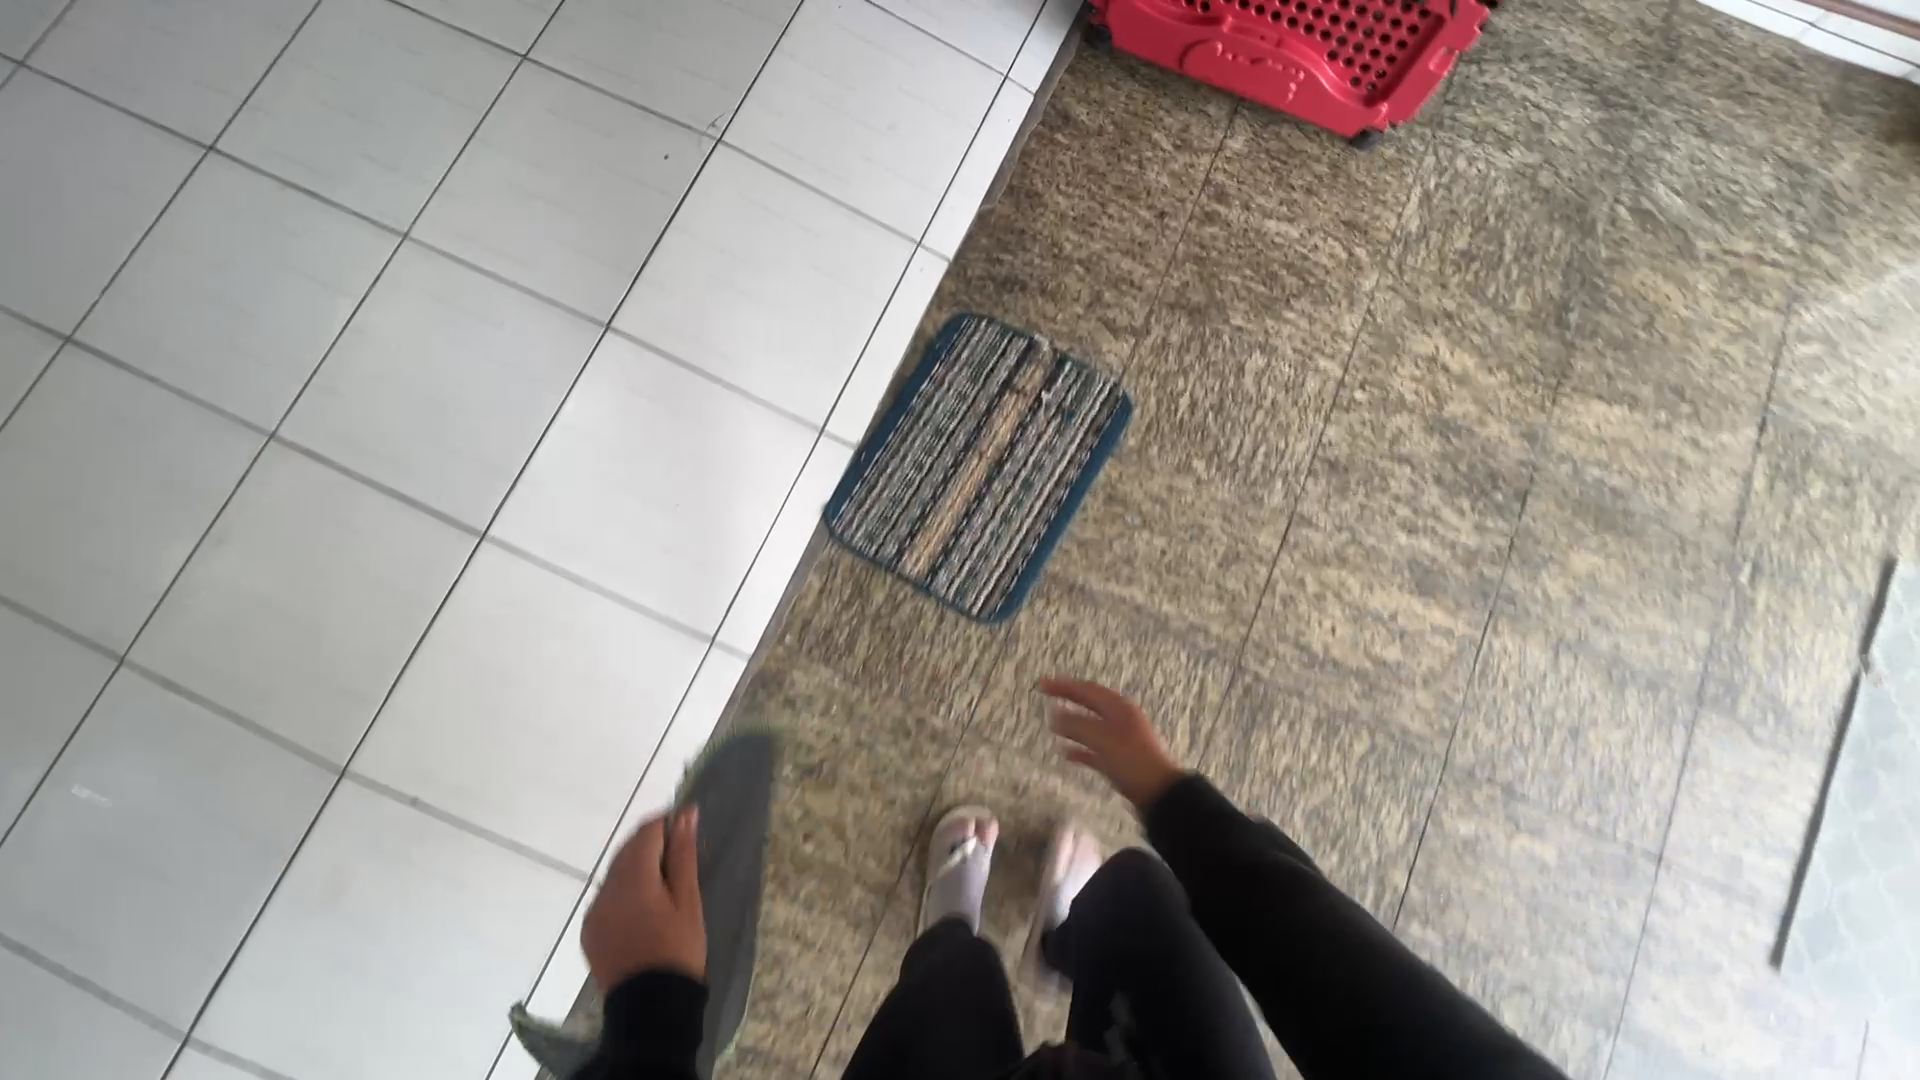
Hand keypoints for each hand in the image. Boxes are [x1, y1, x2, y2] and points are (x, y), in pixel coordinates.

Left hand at [583, 809, 705, 990]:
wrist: (652, 1007)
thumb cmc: (679, 949)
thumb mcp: (688, 899)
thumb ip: (683, 853)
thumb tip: (686, 813)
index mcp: (632, 879)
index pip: (645, 832)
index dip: (666, 823)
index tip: (687, 828)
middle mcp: (605, 890)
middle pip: (627, 850)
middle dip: (652, 844)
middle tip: (680, 855)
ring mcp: (594, 912)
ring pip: (616, 872)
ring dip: (638, 866)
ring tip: (666, 882)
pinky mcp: (590, 931)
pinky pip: (607, 896)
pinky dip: (625, 889)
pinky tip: (646, 906)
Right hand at [1041, 677, 1183, 809]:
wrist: (1160, 793)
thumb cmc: (1131, 760)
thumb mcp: (1102, 739)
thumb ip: (1076, 725)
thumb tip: (1054, 714)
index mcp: (1119, 707)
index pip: (1087, 690)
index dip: (1064, 686)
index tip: (1042, 684)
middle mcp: (1121, 719)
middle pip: (1090, 703)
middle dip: (1069, 698)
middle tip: (1047, 694)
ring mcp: (1122, 739)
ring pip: (1092, 725)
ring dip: (1073, 723)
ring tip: (1053, 724)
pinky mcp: (1120, 760)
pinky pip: (1096, 749)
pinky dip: (1081, 748)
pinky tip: (1067, 754)